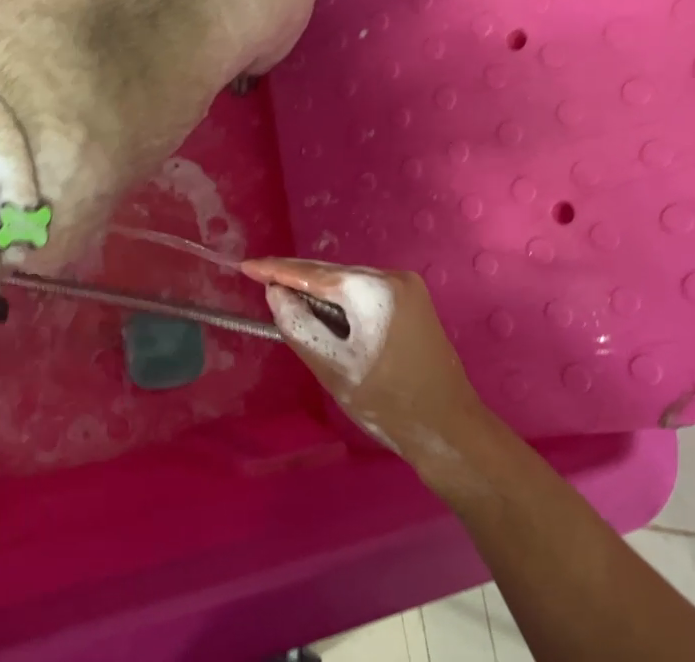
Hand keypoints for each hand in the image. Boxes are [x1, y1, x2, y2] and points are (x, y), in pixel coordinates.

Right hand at [238, 258, 486, 466]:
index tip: (246, 266)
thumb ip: (299, 325)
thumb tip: (276, 293)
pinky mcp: (415, 302)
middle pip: (333, 274)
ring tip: (291, 309)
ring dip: (322, 295)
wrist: (448, 427)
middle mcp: (393, 276)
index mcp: (373, 289)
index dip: (276, 270)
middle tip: (261, 287)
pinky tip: (327, 318)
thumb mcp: (332, 366)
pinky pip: (367, 294)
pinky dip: (344, 303)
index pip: (313, 274)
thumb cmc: (387, 402)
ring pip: (350, 284)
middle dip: (298, 282)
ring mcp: (408, 287)